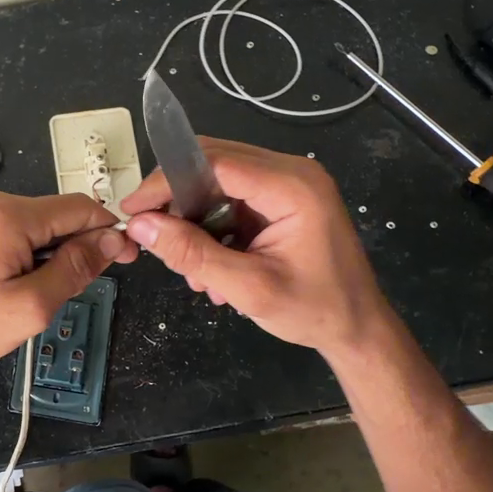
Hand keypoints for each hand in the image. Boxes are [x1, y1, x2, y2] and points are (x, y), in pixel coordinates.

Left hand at [0, 190, 136, 386]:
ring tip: (35, 296)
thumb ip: (75, 268)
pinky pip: (11, 232)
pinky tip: (14, 287)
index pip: (80, 207)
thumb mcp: (30, 307)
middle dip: (75, 248)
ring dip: (49, 255)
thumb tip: (112, 239)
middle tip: (73, 292)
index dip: (109, 231)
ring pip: (35, 226)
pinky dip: (26, 255)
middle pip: (57, 215)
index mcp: (8, 215)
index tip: (128, 259)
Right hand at [122, 137, 392, 356]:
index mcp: (292, 186)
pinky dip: (210, 224)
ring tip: (188, 264)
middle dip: (174, 196)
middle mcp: (292, 172)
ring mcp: (288, 183)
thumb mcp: (248, 288)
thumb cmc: (313, 310)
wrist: (359, 329)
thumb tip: (139, 225)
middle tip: (147, 231)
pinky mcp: (282, 199)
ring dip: (192, 216)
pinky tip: (209, 263)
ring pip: (217, 180)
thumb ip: (192, 254)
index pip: (213, 162)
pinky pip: (231, 197)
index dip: (166, 180)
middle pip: (213, 162)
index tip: (132, 209)